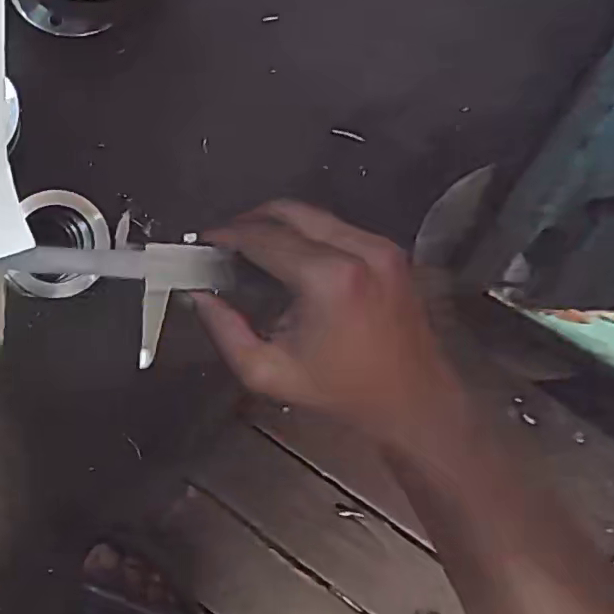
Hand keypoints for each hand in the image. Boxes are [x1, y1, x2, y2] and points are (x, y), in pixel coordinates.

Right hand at [191, 200, 461, 439]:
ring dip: (276, 223)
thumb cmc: (344, 391)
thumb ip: (223, 330)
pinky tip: (287, 254)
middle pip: (288, 211)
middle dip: (249, 220)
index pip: (263, 237)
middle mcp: (360, 253)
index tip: (208, 240)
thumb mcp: (266, 371)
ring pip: (313, 213)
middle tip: (226, 239)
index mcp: (328, 279)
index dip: (228, 235)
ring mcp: (381, 250)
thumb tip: (200, 297)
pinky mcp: (391, 254)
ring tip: (252, 246)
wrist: (413, 401)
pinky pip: (336, 226)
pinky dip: (305, 232)